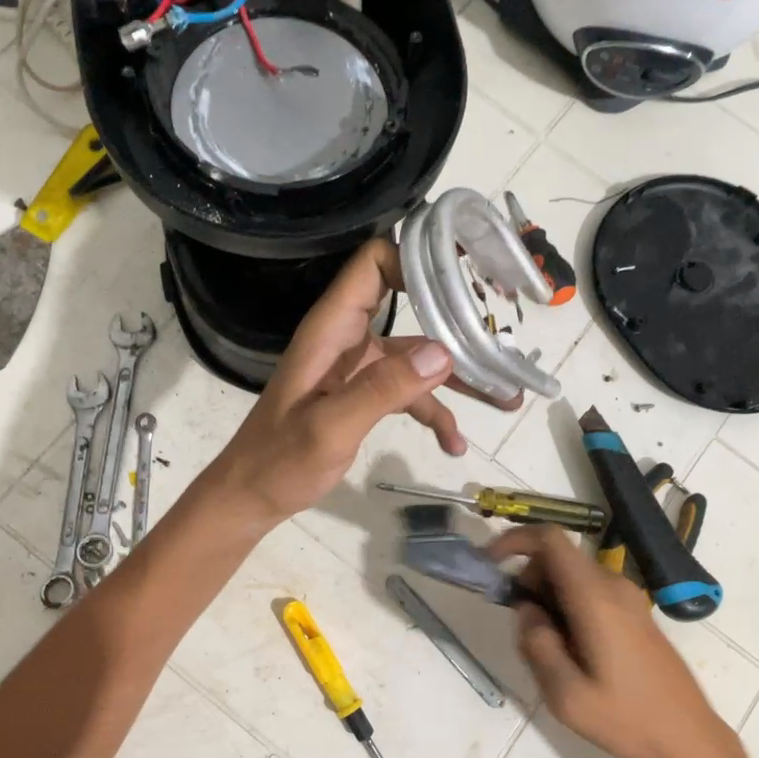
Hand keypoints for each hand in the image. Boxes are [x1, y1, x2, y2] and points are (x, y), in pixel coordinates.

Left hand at [205, 238, 520, 529]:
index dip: (417, 260)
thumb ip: (382, 389)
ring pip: (420, 360)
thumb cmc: (280, 460)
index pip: (374, 265)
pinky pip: (409, 394)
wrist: (252, 497)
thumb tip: (444, 353)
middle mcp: (349, 340)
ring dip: (461, 379)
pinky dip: (435, 414)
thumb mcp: (331, 427)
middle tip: (506, 342)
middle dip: (459, 324)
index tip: (466, 278)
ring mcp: (358, 369)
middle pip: (412, 312)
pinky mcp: (364, 397)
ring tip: (506, 400)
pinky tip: (454, 444)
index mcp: (332, 330)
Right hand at [489, 526, 727, 757]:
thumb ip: (536, 644)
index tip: (490, 564)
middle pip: (557, 558)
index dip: (514, 540)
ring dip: (548, 598)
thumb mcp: (565, 695)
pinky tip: (572, 653)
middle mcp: (613, 586)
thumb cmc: (626, 719)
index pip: (550, 539)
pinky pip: (589, 592)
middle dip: (529, 581)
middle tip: (523, 629)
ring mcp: (628, 598)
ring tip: (550, 651)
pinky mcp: (635, 613)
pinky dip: (567, 606)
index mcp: (595, 598)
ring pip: (572, 576)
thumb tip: (526, 610)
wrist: (688, 738)